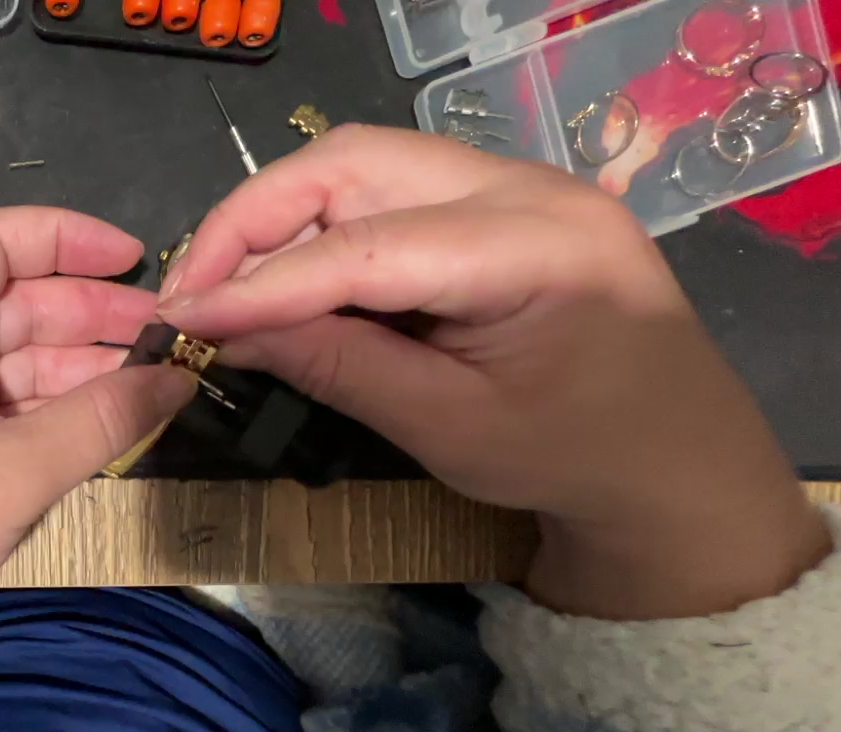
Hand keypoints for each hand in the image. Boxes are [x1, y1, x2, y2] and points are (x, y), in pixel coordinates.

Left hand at [0, 208, 194, 731]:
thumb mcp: (14, 470)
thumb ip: (102, 420)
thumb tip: (179, 378)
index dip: (63, 235)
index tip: (133, 258)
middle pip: (16, 305)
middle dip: (91, 313)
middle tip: (168, 338)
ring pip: (17, 366)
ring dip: (81, 372)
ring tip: (155, 386)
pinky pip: (8, 415)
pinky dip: (56, 417)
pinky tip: (108, 430)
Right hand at [158, 125, 827, 620]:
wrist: (662, 456)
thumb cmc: (566, 453)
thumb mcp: (441, 424)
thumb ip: (335, 367)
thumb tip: (227, 335)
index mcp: (534, 247)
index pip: (361, 246)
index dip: (257, 284)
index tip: (177, 320)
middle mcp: (518, 188)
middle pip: (347, 165)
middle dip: (247, 223)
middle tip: (188, 295)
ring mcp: (499, 189)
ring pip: (349, 171)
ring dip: (267, 227)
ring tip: (216, 294)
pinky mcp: (474, 211)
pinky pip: (367, 202)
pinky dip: (301, 241)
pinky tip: (270, 289)